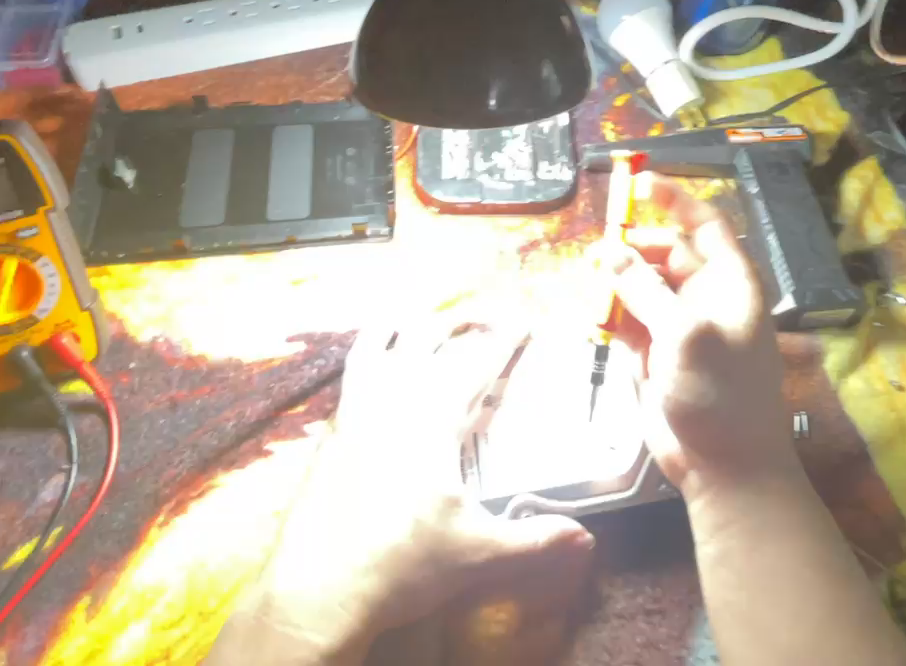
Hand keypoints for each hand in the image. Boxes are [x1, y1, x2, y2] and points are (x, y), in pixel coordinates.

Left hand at [209, 317, 593, 664]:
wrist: (319, 590)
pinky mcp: (337, 423)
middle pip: (435, 336)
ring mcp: (362, 406)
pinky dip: (373, 341)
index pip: (480, 363)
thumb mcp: (476, 551)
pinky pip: (356, 363)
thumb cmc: (403, 563)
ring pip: (390, 339)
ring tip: (437, 316)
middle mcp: (399, 398)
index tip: (527, 321)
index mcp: (437, 417)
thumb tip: (587, 539)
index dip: (507, 339)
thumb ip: (533, 540)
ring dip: (418, 322)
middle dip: (467, 321)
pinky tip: (380, 339)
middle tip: (491, 320)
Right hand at [607, 175, 799, 503]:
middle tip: (597, 252)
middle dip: (632, 248)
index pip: (705, 225)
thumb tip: (608, 251)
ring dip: (614, 282)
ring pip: (639, 285)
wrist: (723, 468)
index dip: (676, 200)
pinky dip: (609, 314)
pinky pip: (626, 318)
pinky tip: (591, 317)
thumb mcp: (685, 335)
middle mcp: (704, 297)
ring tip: (589, 285)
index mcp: (729, 283)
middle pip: (663, 253)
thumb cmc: (720, 394)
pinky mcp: (653, 352)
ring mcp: (676, 324)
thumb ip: (645, 290)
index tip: (640, 183)